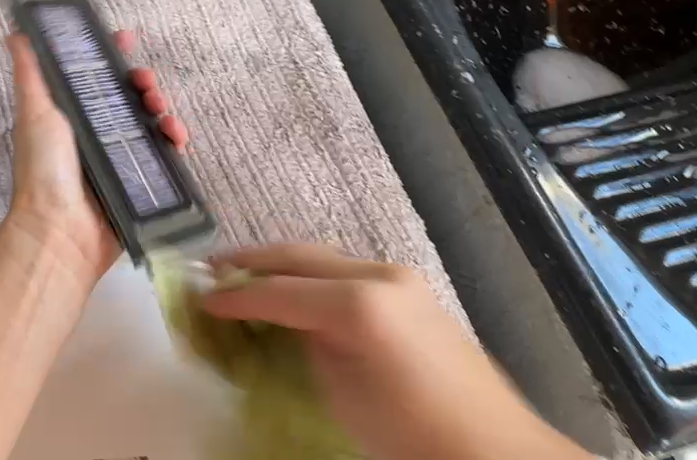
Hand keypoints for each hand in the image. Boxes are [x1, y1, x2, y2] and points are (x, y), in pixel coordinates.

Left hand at [1, 29, 187, 288]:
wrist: (61, 233)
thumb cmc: (44, 167)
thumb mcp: (35, 112)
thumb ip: (31, 73)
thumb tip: (15, 31)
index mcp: (73, 112)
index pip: (97, 75)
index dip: (113, 54)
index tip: (126, 37)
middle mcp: (97, 130)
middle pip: (130, 94)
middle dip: (143, 81)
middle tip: (146, 83)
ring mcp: (121, 155)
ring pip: (151, 119)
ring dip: (163, 107)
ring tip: (163, 112)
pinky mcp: (141, 179)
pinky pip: (165, 153)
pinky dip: (175, 140)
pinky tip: (176, 137)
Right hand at [202, 244, 588, 459]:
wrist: (495, 452)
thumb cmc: (412, 438)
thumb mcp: (342, 396)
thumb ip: (303, 346)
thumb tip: (271, 323)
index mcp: (358, 303)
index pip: (280, 291)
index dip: (236, 296)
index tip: (200, 298)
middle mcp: (376, 274)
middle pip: (299, 257)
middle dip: (252, 261)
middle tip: (211, 267)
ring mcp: (397, 276)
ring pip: (322, 256)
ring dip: (281, 263)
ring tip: (245, 272)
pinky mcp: (409, 287)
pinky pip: (345, 268)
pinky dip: (310, 273)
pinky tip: (294, 286)